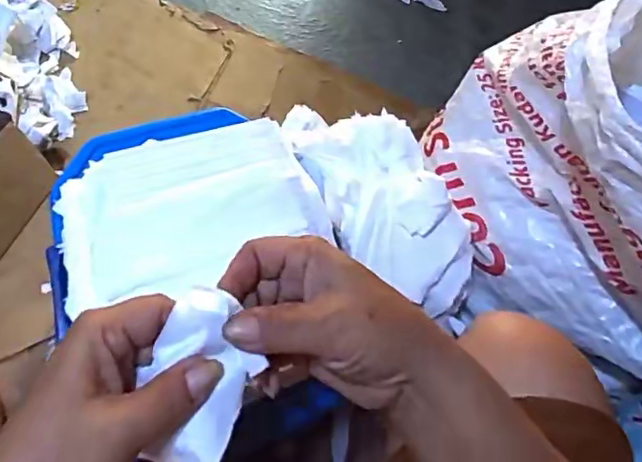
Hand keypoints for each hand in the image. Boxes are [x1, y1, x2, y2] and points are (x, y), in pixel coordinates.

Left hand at [0, 294, 222, 461]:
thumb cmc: (58, 451)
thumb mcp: (116, 429)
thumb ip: (168, 397)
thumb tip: (216, 362)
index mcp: (101, 329)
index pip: (161, 310)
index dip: (197, 326)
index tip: (236, 350)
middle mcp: (105, 342)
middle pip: (163, 340)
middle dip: (195, 363)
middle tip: (238, 386)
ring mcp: (106, 374)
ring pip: (160, 372)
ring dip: (185, 393)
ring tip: (223, 407)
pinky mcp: (107, 405)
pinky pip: (148, 398)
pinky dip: (169, 413)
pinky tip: (192, 428)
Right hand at [217, 236, 446, 413]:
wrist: (420, 382)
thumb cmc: (376, 331)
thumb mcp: (326, 322)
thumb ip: (276, 325)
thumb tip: (229, 328)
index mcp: (305, 257)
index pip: (255, 255)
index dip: (235, 277)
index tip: (220, 311)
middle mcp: (299, 281)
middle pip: (254, 292)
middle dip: (241, 321)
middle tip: (228, 350)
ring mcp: (303, 316)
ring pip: (261, 325)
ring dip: (252, 349)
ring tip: (248, 374)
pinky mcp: (307, 347)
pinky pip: (274, 351)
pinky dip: (266, 367)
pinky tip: (265, 385)